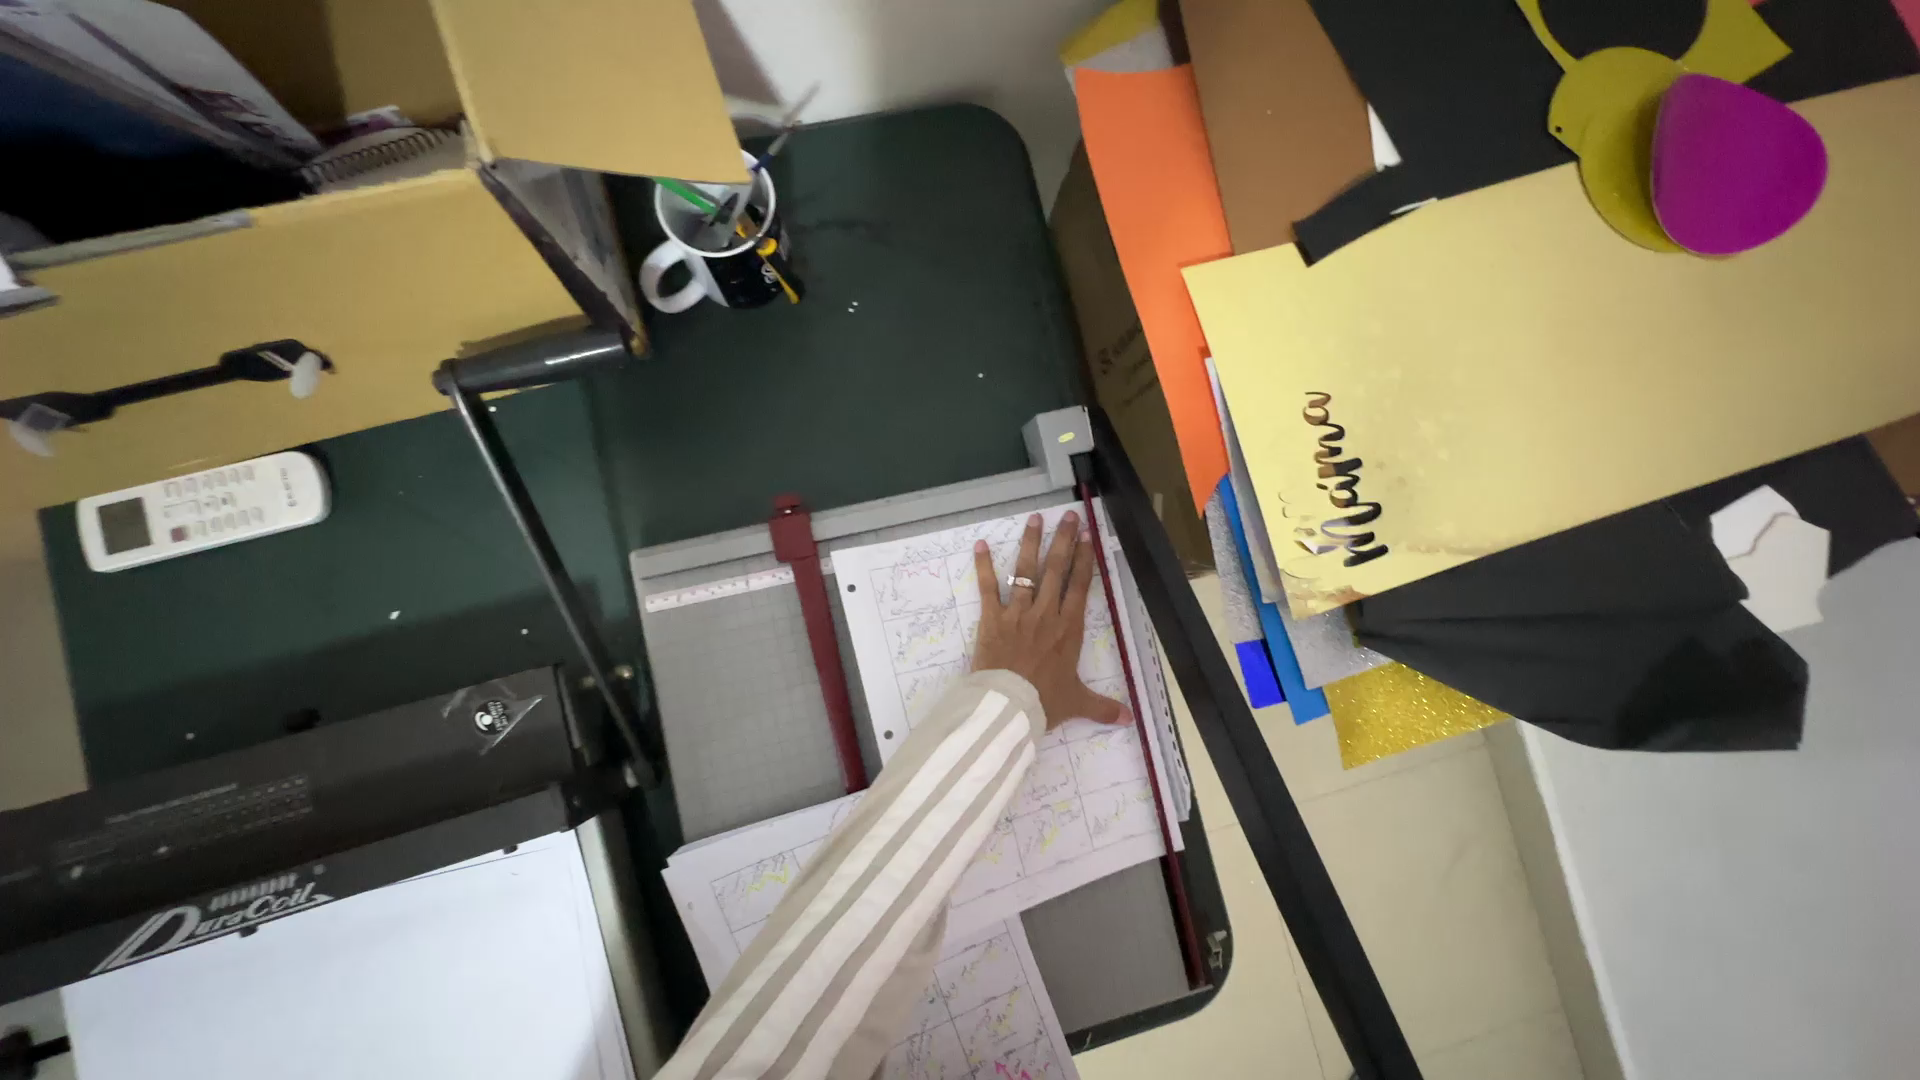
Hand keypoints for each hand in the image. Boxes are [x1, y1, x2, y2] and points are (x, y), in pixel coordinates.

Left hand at [970, 512, 1129, 731]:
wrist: (1008, 705)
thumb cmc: (1044, 702)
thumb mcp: (1077, 703)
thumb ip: (1102, 707)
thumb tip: (1129, 720)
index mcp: (1068, 629)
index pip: (1079, 586)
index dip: (1084, 559)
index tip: (1087, 536)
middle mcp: (1045, 614)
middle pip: (1056, 570)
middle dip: (1063, 540)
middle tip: (1068, 516)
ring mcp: (1018, 613)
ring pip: (1025, 572)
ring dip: (1030, 543)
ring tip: (1035, 518)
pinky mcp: (992, 619)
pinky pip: (988, 588)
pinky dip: (984, 566)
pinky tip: (981, 544)